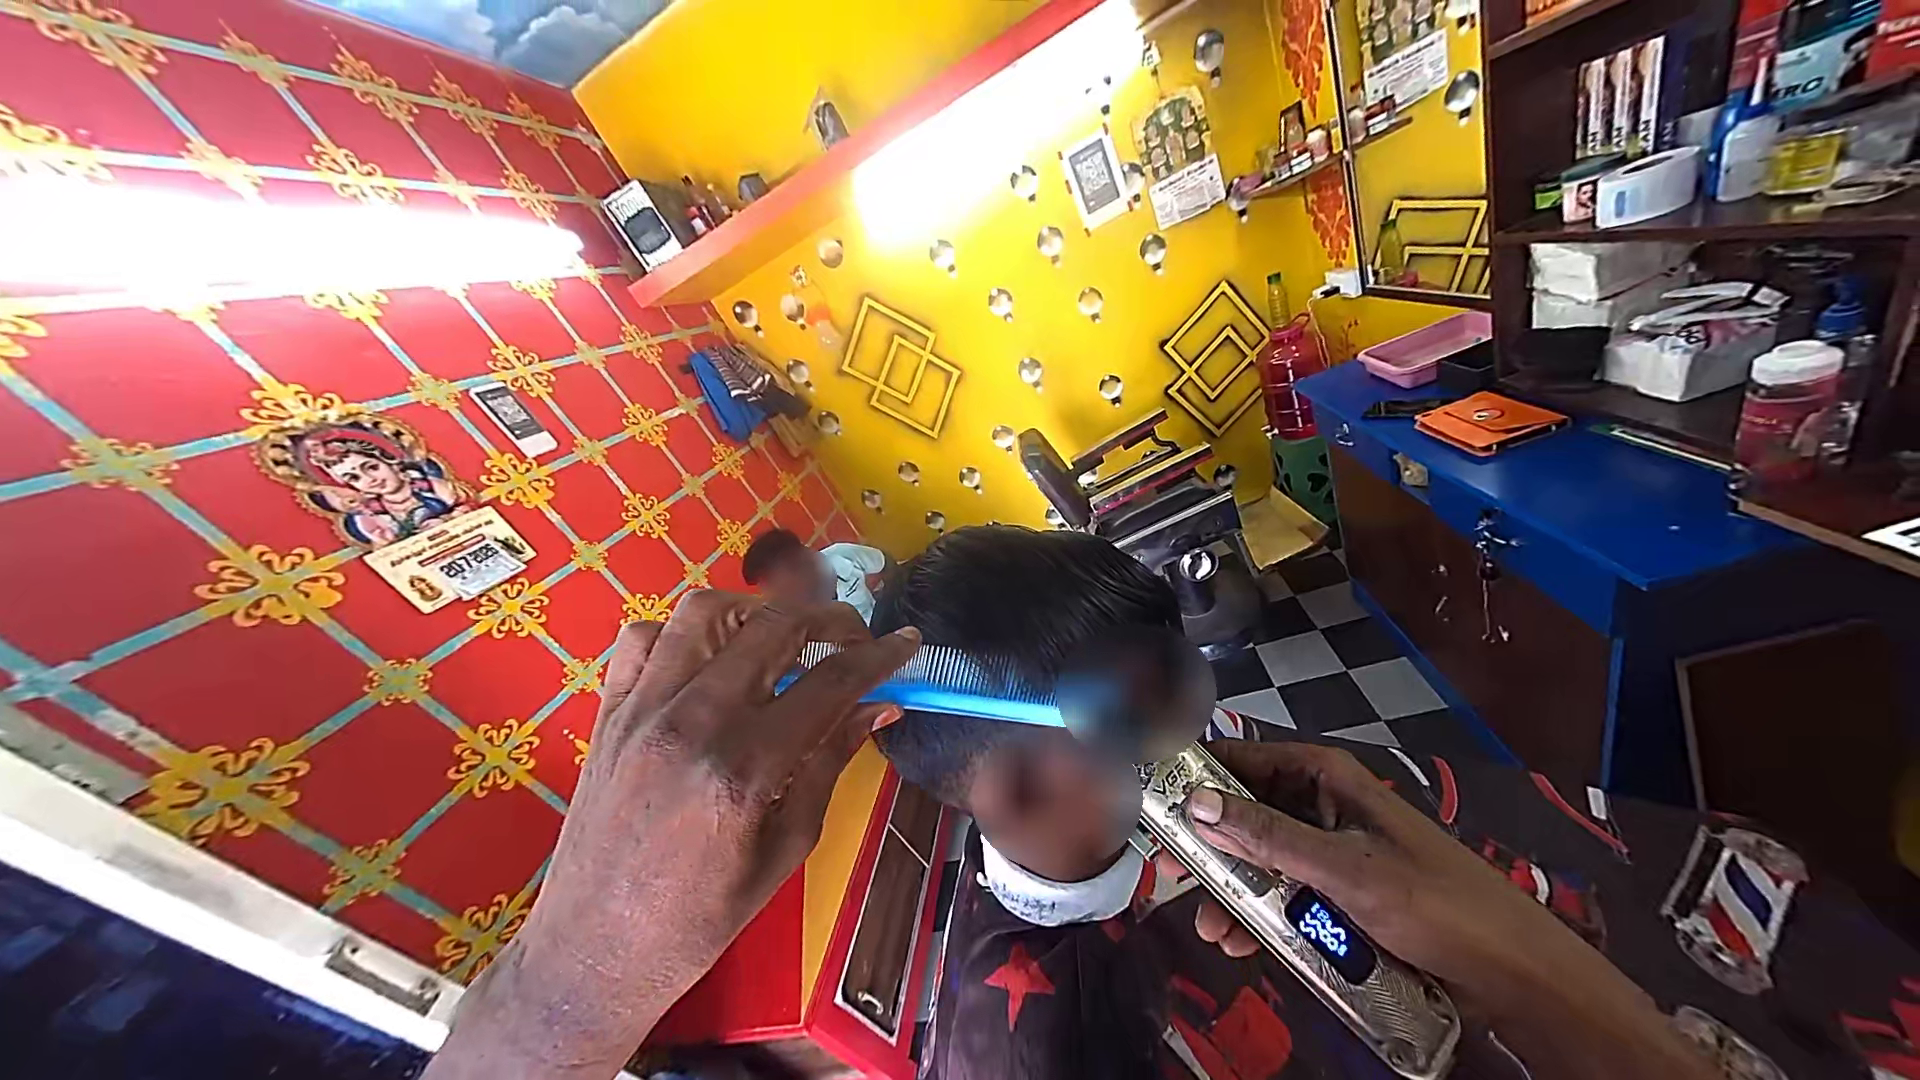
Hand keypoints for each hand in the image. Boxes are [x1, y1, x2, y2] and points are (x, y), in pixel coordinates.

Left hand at [426, 591, 918, 1078]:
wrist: (591, 951)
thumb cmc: (703, 916)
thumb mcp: (789, 845)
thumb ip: (833, 759)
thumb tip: (880, 706)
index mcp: (746, 768)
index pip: (831, 682)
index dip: (880, 655)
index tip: (906, 642)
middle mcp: (693, 721)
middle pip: (775, 627)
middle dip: (830, 618)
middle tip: (853, 637)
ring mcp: (643, 708)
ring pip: (705, 611)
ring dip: (758, 611)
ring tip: (783, 637)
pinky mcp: (609, 710)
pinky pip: (644, 637)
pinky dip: (686, 632)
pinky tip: (711, 658)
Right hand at [1179, 741, 1562, 986]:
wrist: (1521, 982)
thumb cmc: (1438, 905)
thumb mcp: (1346, 869)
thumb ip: (1269, 837)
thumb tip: (1196, 803)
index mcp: (1322, 776)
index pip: (1241, 757)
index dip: (1196, 772)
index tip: (1156, 798)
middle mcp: (1318, 802)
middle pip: (1243, 809)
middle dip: (1208, 842)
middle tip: (1173, 868)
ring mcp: (1326, 846)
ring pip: (1258, 854)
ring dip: (1231, 886)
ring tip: (1212, 923)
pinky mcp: (1334, 887)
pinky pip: (1282, 888)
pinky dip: (1259, 911)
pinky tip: (1242, 940)